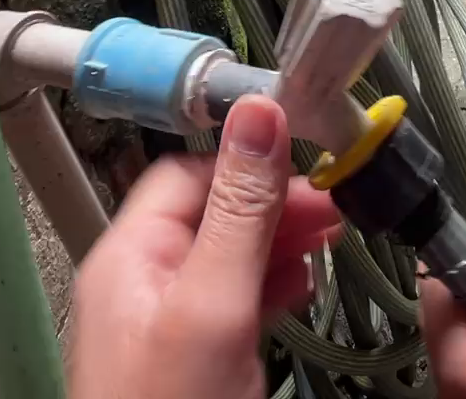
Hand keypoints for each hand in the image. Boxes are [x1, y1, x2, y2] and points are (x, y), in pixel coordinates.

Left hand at [67, 96, 340, 398]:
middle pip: (215, 207)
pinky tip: (300, 284)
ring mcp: (170, 316)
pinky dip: (272, 278)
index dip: (246, 157)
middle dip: (275, 200)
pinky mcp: (195, 350)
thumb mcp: (215, 303)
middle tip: (332, 203)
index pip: (189, 169)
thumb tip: (260, 114)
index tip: (302, 154)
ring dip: (281, 237)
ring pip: (231, 248)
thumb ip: (241, 207)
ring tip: (330, 236)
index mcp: (132, 252)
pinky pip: (236, 292)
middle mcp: (146, 276)